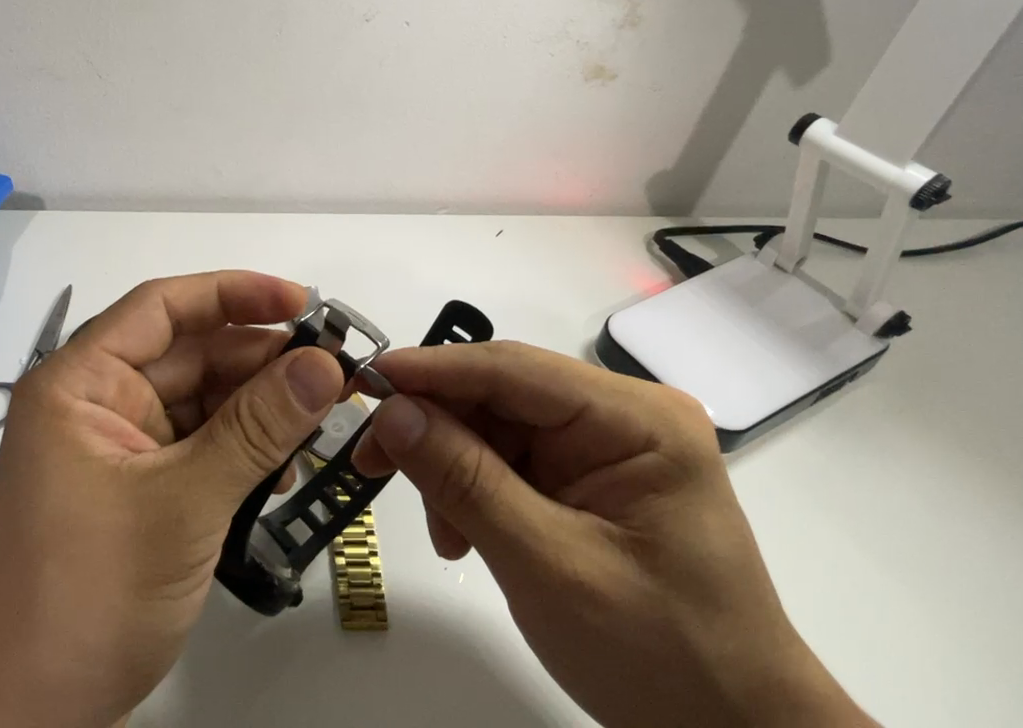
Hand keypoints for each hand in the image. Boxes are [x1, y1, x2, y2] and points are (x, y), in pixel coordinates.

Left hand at [0, 272, 343, 727]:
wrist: (25, 709)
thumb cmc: (88, 593)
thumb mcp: (183, 502)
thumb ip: (257, 429)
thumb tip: (324, 363)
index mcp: (80, 383)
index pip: (162, 308)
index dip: (234, 294)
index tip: (303, 303)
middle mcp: (95, 404)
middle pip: (187, 354)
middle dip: (260, 359)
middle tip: (335, 370)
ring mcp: (115, 450)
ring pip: (199, 404)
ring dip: (258, 410)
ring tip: (323, 417)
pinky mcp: (134, 492)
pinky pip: (196, 449)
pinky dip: (241, 452)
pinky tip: (286, 467)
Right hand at [352, 342, 876, 727]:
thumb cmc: (657, 653)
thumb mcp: (548, 565)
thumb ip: (465, 480)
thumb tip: (392, 411)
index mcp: (636, 419)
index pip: (515, 369)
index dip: (433, 370)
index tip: (365, 380)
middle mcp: (624, 417)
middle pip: (502, 396)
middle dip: (437, 429)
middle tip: (372, 463)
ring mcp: (611, 448)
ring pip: (498, 429)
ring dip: (453, 470)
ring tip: (444, 534)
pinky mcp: (594, 480)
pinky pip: (514, 463)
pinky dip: (476, 492)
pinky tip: (465, 536)